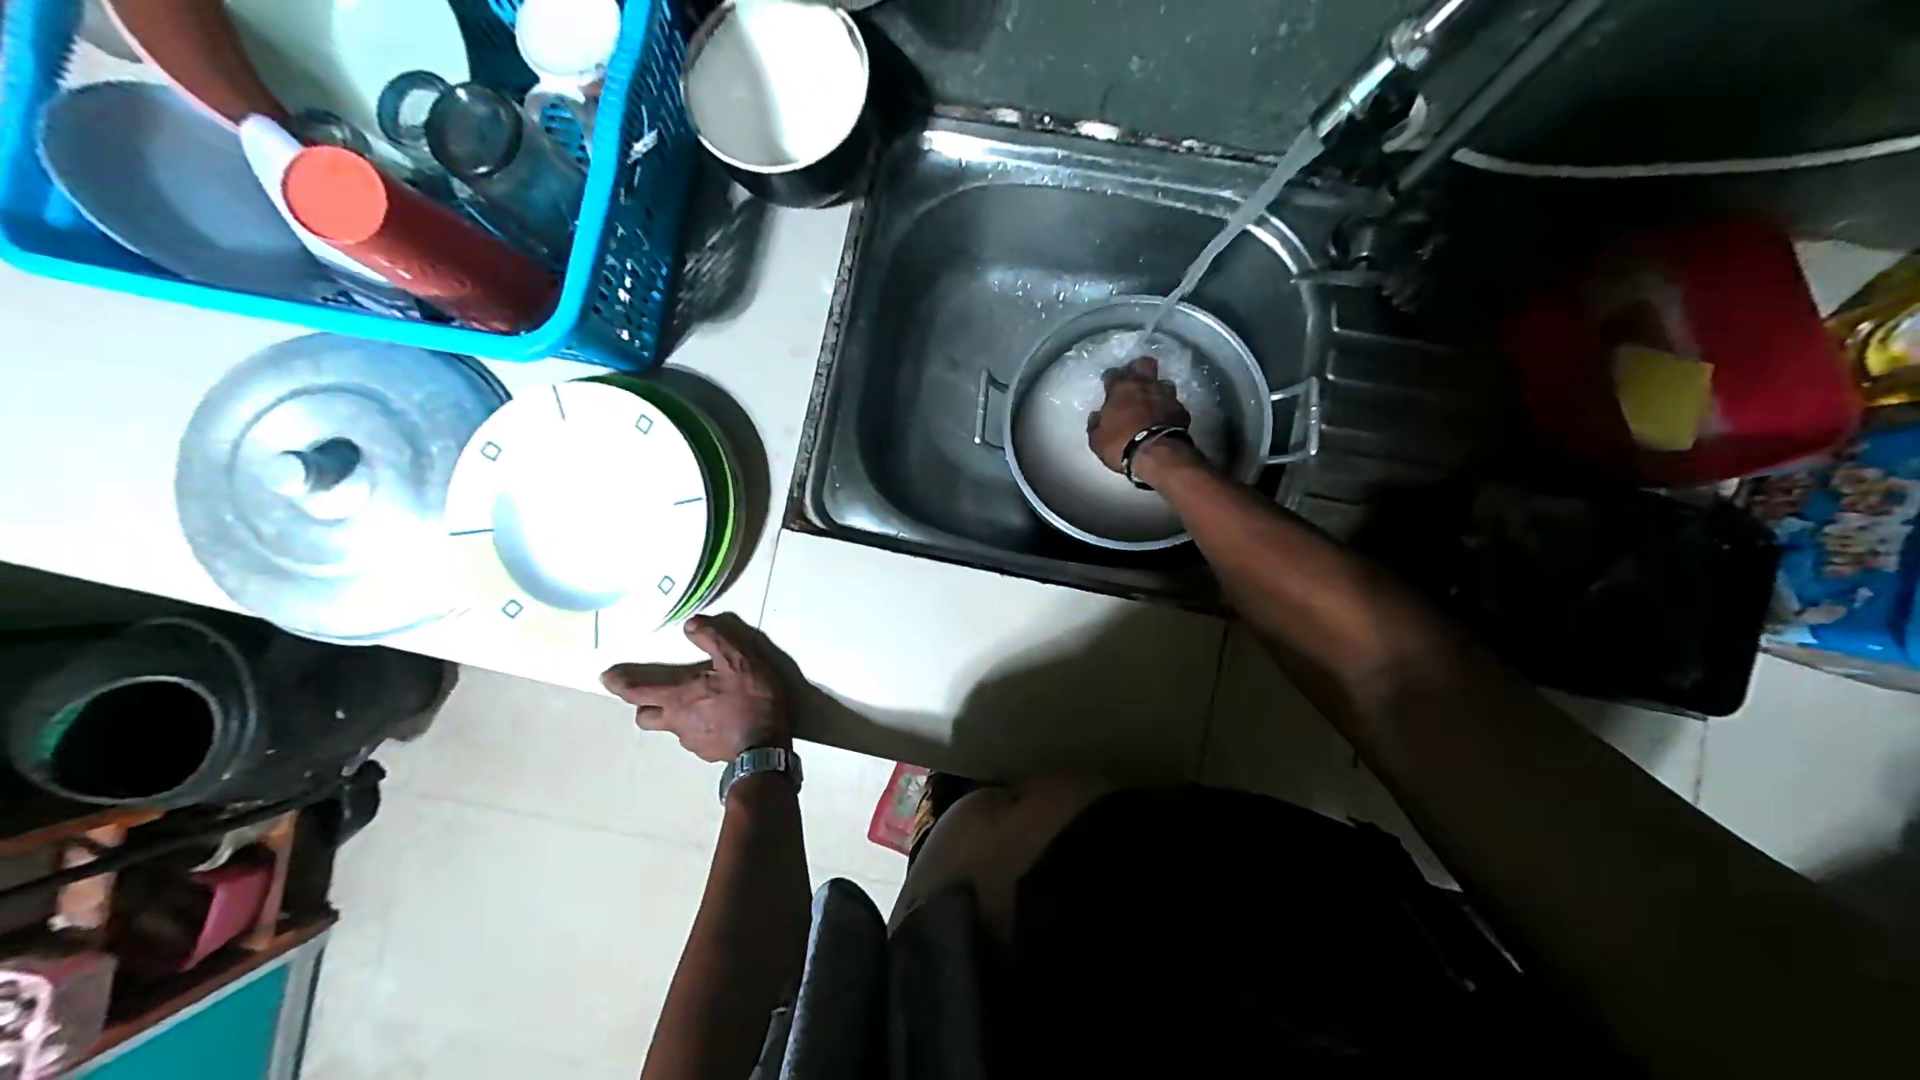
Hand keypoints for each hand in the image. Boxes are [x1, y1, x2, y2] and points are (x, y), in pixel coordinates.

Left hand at [601, 614, 790, 761]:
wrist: (766, 747)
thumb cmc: (750, 699)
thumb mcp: (738, 660)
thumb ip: (713, 639)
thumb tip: (689, 624)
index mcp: (677, 697)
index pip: (636, 691)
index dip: (618, 683)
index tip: (606, 678)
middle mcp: (676, 721)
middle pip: (645, 714)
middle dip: (643, 704)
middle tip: (651, 694)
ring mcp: (691, 741)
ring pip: (670, 727)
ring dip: (674, 715)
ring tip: (695, 705)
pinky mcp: (707, 753)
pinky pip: (694, 737)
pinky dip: (699, 727)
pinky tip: (719, 720)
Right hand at [1087, 355, 1190, 472]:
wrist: (1156, 454)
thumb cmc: (1120, 444)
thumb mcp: (1097, 440)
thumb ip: (1096, 424)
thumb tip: (1096, 416)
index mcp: (1121, 388)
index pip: (1112, 374)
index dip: (1110, 379)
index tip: (1108, 386)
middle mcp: (1145, 385)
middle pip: (1144, 363)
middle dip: (1138, 368)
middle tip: (1133, 381)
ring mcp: (1166, 395)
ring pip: (1163, 382)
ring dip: (1156, 389)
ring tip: (1151, 401)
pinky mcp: (1181, 410)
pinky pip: (1173, 404)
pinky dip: (1168, 409)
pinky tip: (1164, 419)